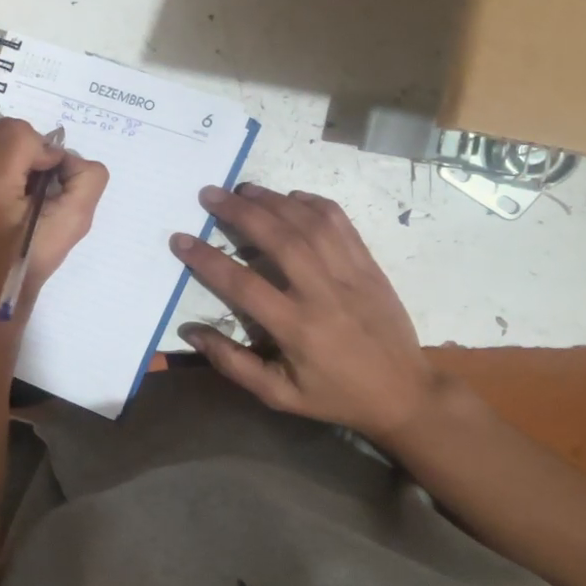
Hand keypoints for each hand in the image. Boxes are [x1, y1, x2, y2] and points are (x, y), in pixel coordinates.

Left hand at [0, 118, 107, 300]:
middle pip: (7, 130)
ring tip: (25, 188)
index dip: (46, 151)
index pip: (21, 135)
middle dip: (32, 149)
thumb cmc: (34, 255)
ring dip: (18, 154)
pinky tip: (9, 191)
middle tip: (41, 182)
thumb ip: (87, 177)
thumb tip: (63, 157)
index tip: (51, 180)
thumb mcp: (76, 219)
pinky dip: (3, 162)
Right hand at [169, 184, 444, 440]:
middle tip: (209, 195)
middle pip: (278, 240)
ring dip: (273, 201)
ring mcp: (351, 275)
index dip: (207, 259)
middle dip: (240, 213)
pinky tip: (289, 197)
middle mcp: (323, 293)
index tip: (180, 239)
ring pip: (309, 225)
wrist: (405, 393)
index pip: (243, 284)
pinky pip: (341, 224)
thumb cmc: (334, 395)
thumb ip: (232, 363)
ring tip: (242, 189)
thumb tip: (190, 331)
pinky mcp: (369, 266)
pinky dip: (313, 204)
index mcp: (297, 328)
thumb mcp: (278, 394)